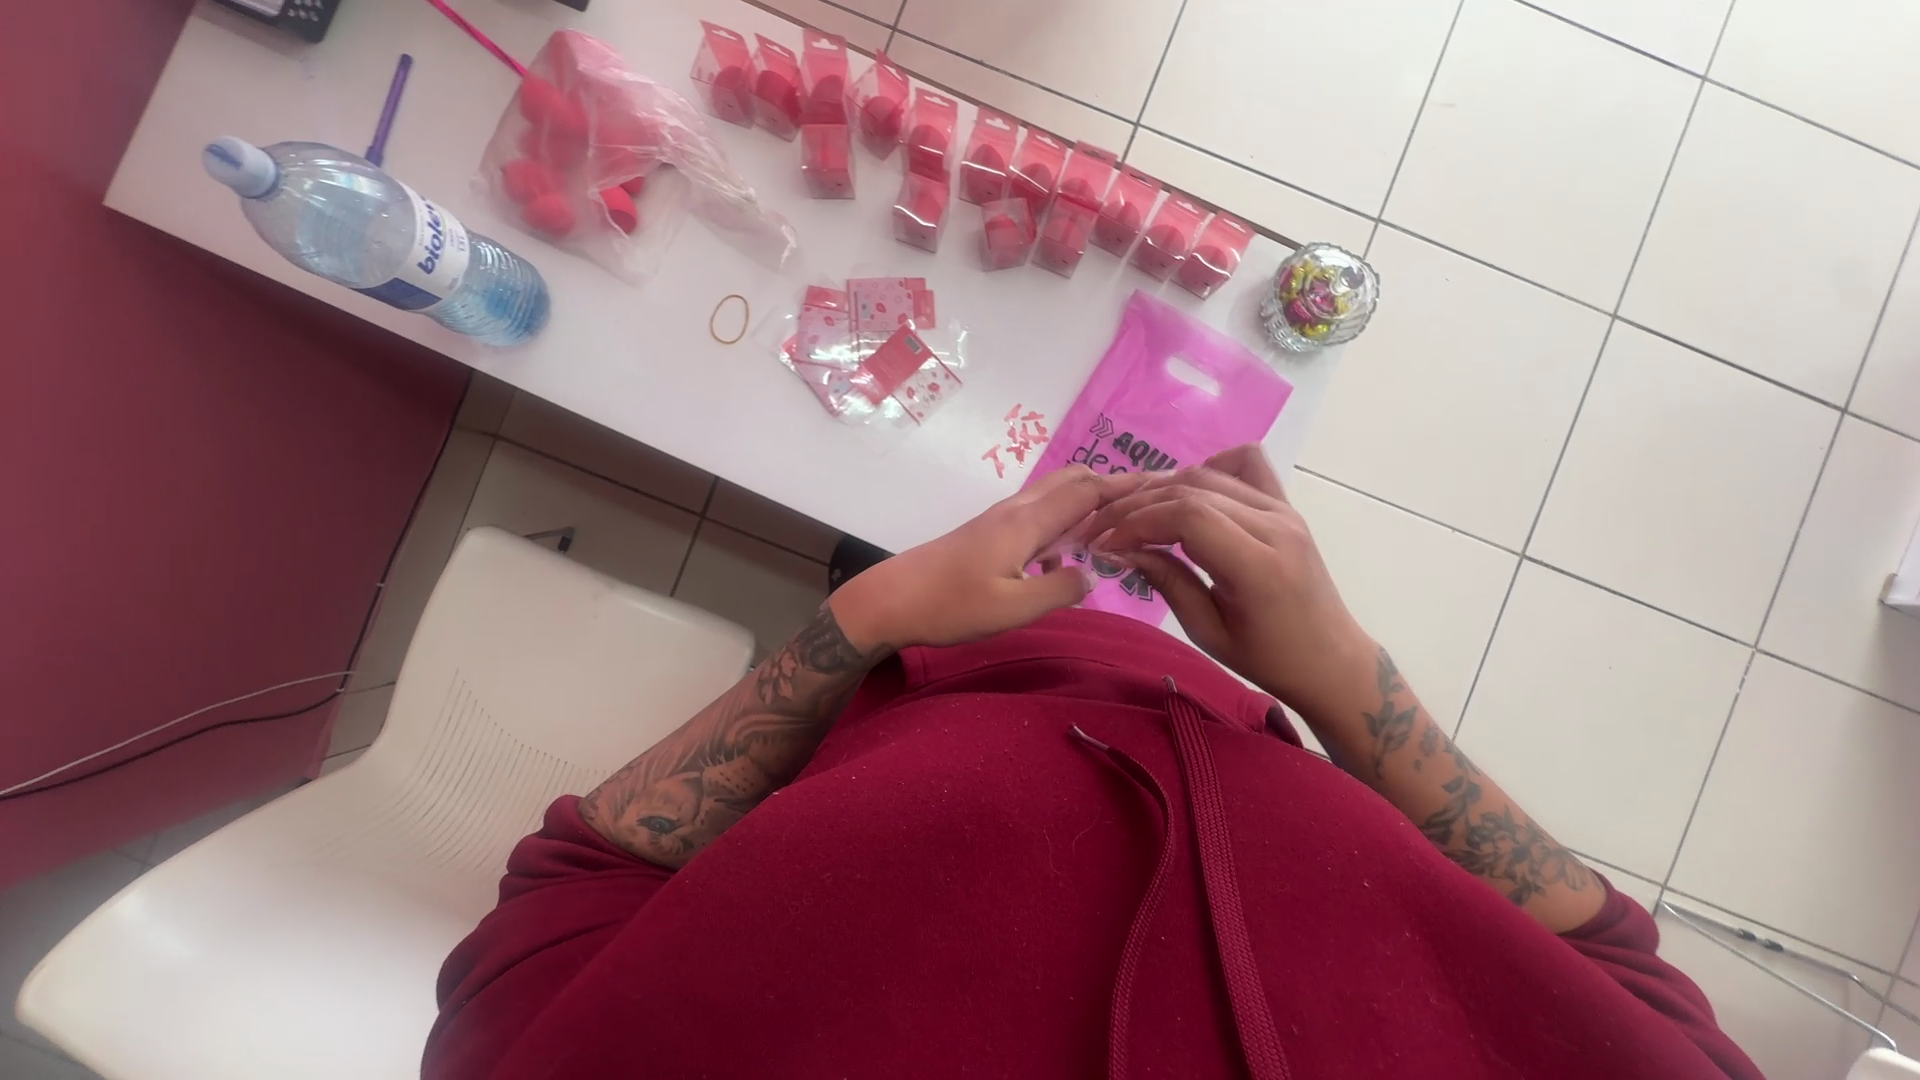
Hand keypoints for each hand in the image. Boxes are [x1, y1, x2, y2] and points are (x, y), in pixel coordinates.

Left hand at [829, 466, 1143, 651]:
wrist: (893, 599)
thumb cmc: (951, 605)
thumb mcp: (1013, 608)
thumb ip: (1060, 589)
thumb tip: (1092, 573)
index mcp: (1027, 522)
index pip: (1087, 490)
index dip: (1126, 484)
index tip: (1163, 482)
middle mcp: (1016, 510)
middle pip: (1072, 481)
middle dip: (1111, 485)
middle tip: (1146, 501)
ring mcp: (1000, 519)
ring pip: (1053, 496)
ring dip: (1086, 504)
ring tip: (1117, 526)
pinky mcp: (988, 533)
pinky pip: (1037, 516)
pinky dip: (1062, 523)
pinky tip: (1064, 558)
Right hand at [1082, 445, 1374, 714]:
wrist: (1331, 660)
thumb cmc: (1268, 658)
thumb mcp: (1207, 631)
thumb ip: (1166, 581)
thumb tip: (1118, 550)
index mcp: (1258, 566)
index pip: (1187, 517)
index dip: (1136, 523)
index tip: (1104, 545)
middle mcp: (1275, 525)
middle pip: (1191, 488)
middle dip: (1136, 506)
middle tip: (1101, 530)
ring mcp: (1283, 509)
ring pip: (1209, 473)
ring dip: (1160, 488)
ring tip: (1132, 515)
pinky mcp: (1285, 504)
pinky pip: (1244, 464)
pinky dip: (1208, 469)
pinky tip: (1186, 495)